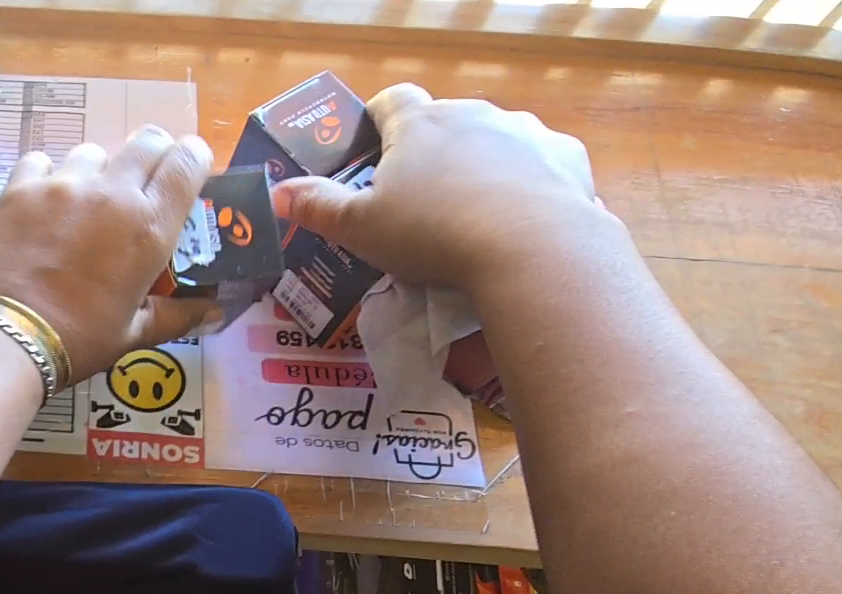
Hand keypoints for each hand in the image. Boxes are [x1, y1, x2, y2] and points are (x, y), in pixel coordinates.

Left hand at [0, 126, 218, 382]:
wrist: (8, 340)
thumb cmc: (79, 340)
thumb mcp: (133, 334)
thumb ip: (177, 316)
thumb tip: (216, 313)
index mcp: (150, 226)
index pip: (188, 160)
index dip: (192, 160)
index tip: (184, 177)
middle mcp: (112, 193)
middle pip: (146, 141)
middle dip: (151, 157)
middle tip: (137, 190)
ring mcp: (64, 186)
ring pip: (93, 152)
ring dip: (96, 173)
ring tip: (82, 208)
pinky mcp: (21, 189)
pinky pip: (41, 162)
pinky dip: (47, 177)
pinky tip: (41, 206)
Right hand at [273, 84, 608, 291]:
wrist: (529, 246)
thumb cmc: (428, 232)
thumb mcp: (356, 228)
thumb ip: (316, 207)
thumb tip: (276, 193)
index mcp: (419, 125)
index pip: (390, 100)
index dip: (373, 117)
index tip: (365, 143)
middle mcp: (472, 114)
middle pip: (441, 121)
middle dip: (423, 151)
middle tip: (407, 198)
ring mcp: (524, 132)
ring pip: (489, 140)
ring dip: (472, 165)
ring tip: (460, 215)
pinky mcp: (564, 156)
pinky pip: (534, 164)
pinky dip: (519, 184)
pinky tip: (509, 220)